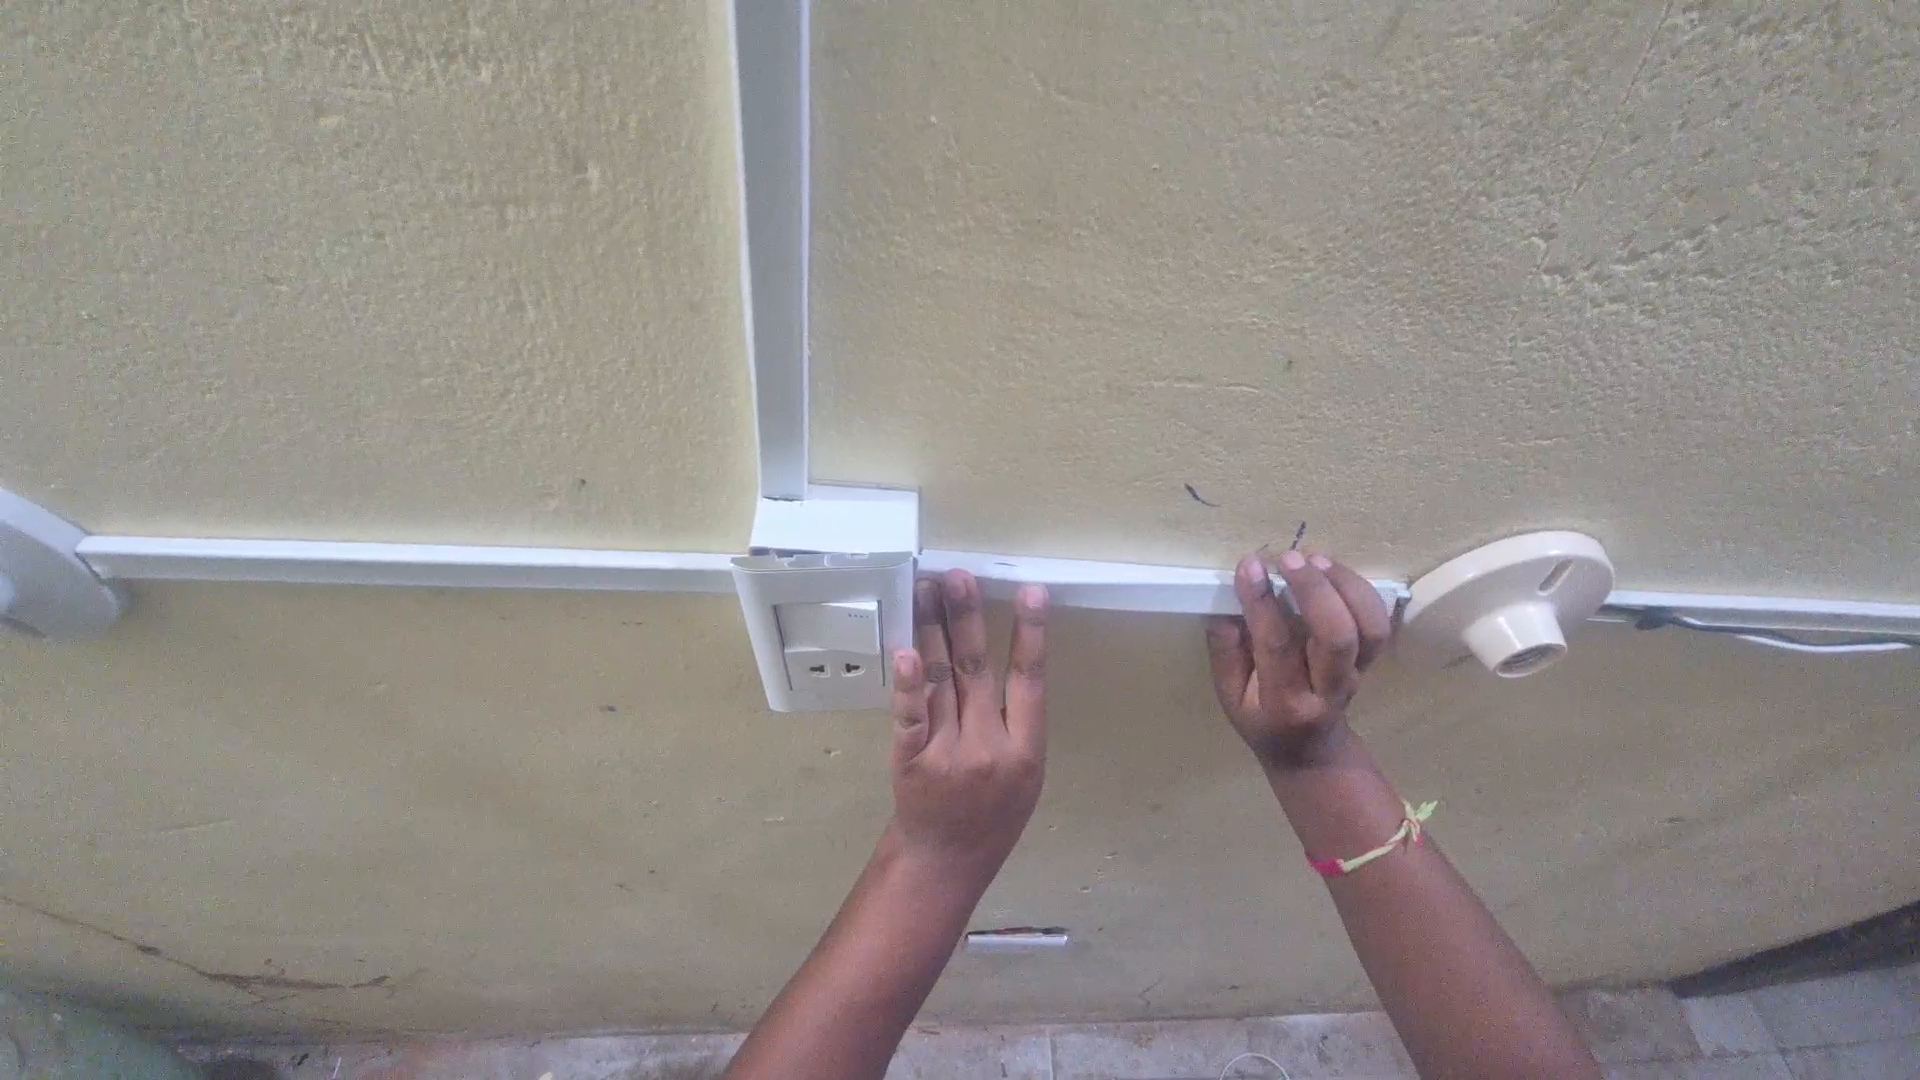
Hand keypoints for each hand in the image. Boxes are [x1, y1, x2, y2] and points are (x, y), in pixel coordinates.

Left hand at [887, 570, 1049, 880]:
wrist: (946, 861)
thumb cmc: (993, 816)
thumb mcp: (1027, 777)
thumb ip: (1019, 723)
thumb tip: (1009, 661)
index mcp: (1025, 749)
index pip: (1029, 681)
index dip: (1032, 634)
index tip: (1032, 593)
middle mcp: (989, 747)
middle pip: (977, 670)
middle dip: (968, 618)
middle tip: (959, 577)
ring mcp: (947, 754)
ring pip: (941, 681)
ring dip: (934, 631)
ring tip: (928, 591)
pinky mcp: (910, 760)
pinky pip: (909, 717)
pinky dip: (907, 684)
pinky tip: (906, 651)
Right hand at [1205, 551, 1391, 770]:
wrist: (1311, 752)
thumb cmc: (1262, 721)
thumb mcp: (1229, 696)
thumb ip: (1225, 651)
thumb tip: (1227, 604)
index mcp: (1286, 701)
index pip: (1277, 645)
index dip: (1262, 602)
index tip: (1249, 567)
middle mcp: (1329, 690)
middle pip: (1338, 636)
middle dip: (1315, 589)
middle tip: (1288, 559)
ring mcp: (1358, 674)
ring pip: (1370, 627)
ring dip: (1346, 585)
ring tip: (1315, 559)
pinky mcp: (1372, 661)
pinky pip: (1378, 622)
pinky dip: (1360, 589)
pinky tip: (1332, 570)